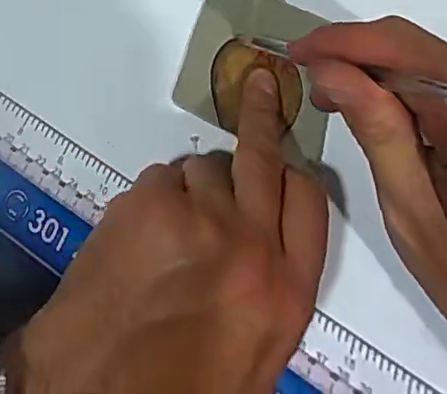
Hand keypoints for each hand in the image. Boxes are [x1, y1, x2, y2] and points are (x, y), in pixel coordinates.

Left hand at [11, 68, 328, 392]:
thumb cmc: (179, 387)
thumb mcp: (254, 346)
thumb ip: (268, 281)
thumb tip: (261, 229)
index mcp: (286, 291)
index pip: (309, 199)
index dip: (295, 171)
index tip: (285, 153)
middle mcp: (251, 244)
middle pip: (263, 156)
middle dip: (261, 114)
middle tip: (257, 82)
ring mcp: (200, 218)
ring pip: (203, 167)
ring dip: (190, 187)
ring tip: (168, 233)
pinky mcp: (151, 204)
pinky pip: (161, 177)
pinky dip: (153, 198)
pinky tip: (137, 239)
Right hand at [292, 18, 446, 393]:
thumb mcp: (414, 218)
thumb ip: (376, 133)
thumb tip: (331, 70)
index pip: (409, 56)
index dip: (348, 43)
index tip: (302, 51)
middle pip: (422, 47)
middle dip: (358, 49)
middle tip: (310, 71)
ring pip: (432, 58)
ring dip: (378, 65)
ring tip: (333, 90)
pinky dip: (404, 84)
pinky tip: (374, 103)